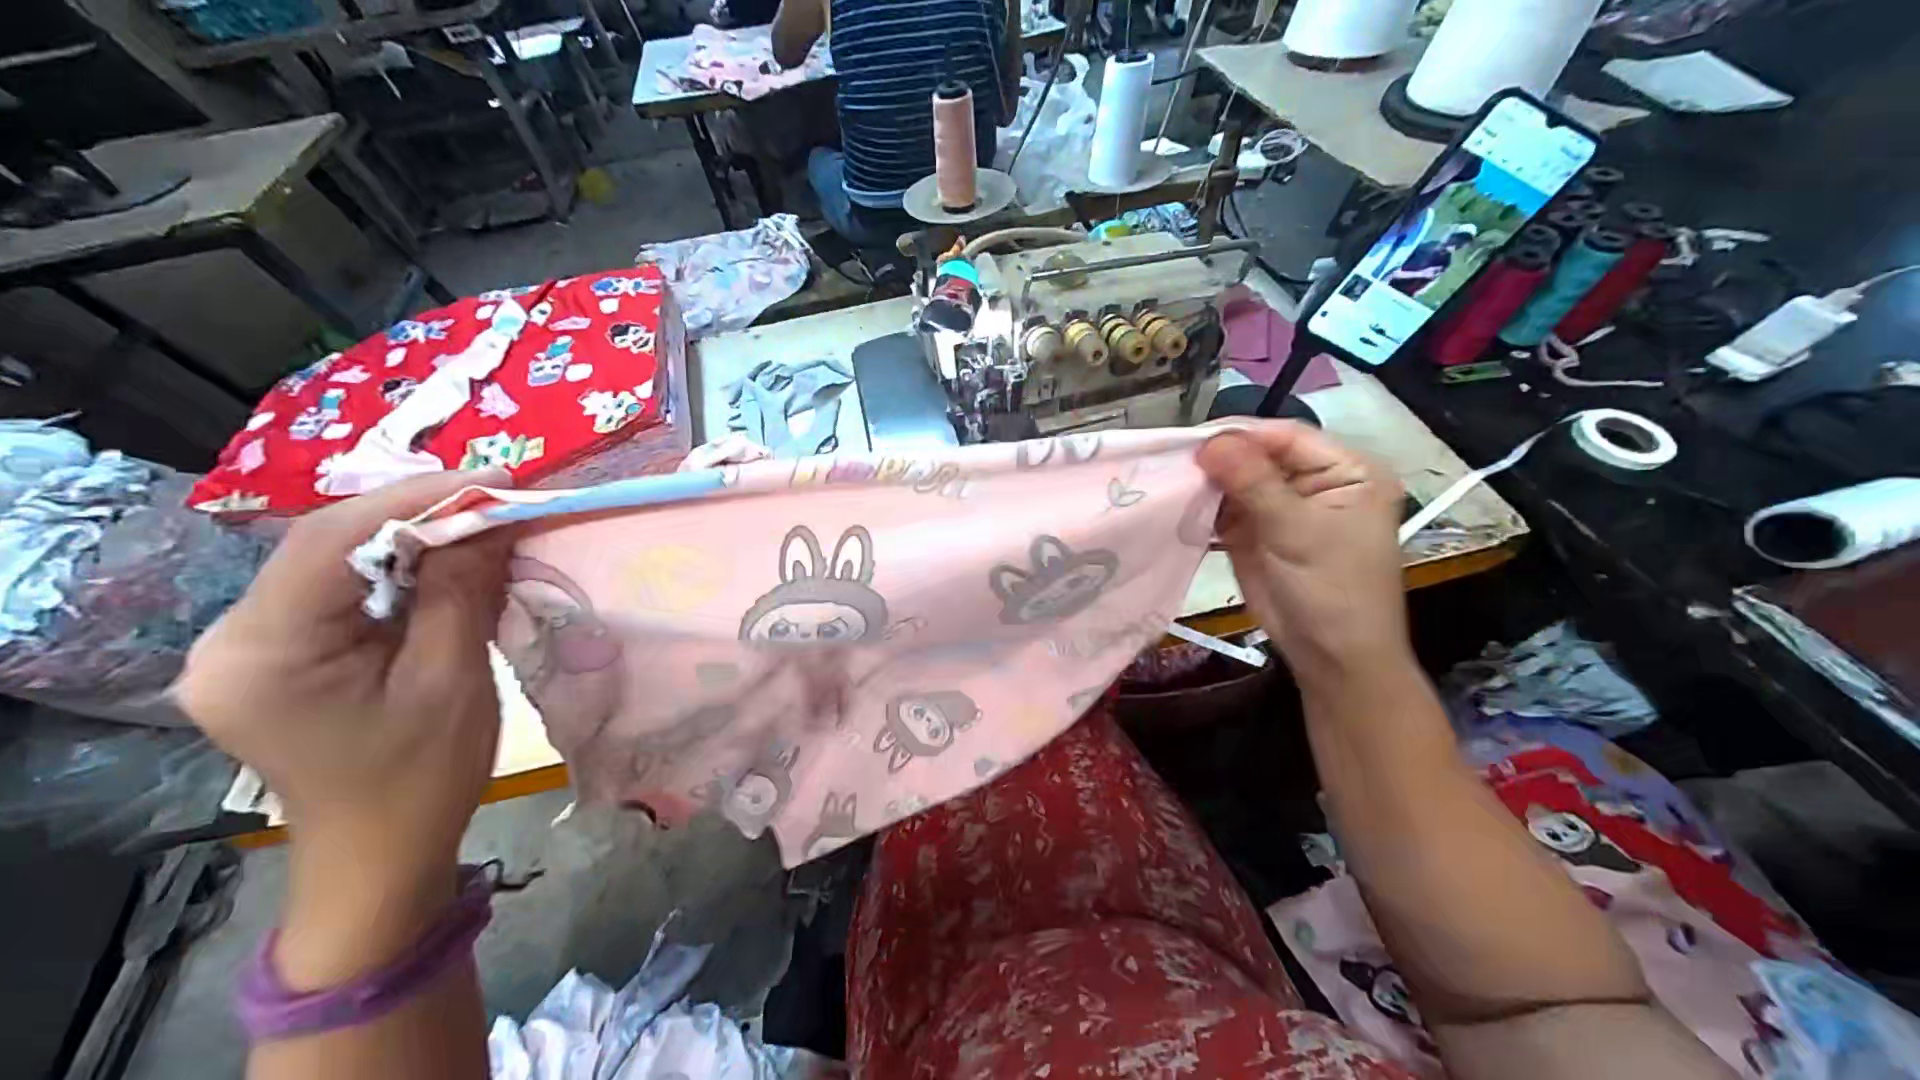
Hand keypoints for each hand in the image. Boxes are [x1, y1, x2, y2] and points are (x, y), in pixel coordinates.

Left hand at [177, 471, 510, 983]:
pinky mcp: (275, 651)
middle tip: (499, 499)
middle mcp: (230, 639)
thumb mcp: (452, 681)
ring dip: (413, 538)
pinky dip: (399, 569)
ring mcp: (246, 645)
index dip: (417, 498)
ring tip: (484, 524)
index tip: (497, 479)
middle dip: (419, 514)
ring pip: (335, 560)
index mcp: (262, 654)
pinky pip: (339, 587)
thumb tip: (490, 517)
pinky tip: (446, 565)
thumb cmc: (422, 780)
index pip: (331, 542)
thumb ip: (462, 591)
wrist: (381, 855)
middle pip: (327, 544)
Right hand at [1196, 422, 1411, 686]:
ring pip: (1236, 481)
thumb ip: (1253, 482)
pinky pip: (1224, 508)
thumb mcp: (1297, 530)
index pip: (1287, 437)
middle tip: (1173, 461)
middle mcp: (1314, 481)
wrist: (1331, 656)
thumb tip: (1211, 441)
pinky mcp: (1255, 530)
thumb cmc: (1331, 590)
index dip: (1241, 435)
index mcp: (1346, 470)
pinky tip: (1177, 504)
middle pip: (1258, 455)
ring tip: (1169, 481)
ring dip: (1205, 483)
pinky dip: (1202, 507)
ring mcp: (1281, 506)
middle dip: (1218, 459)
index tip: (1194, 440)